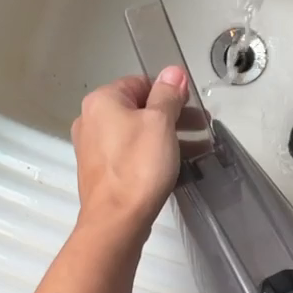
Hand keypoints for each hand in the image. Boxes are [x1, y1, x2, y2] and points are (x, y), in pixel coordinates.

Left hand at [70, 67, 185, 238]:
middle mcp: (91, 120)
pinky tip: (175, 166)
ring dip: (167, 137)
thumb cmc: (138, 167)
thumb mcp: (160, 123)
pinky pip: (130, 155)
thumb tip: (173, 71)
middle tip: (201, 126)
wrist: (116, 221)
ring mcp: (93, 148)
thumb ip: (168, 94)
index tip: (193, 107)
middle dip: (172, 116)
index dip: (170, 92)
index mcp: (102, 101)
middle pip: (139, 108)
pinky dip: (152, 155)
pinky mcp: (100, 173)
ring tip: (197, 148)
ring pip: (136, 133)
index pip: (141, 83)